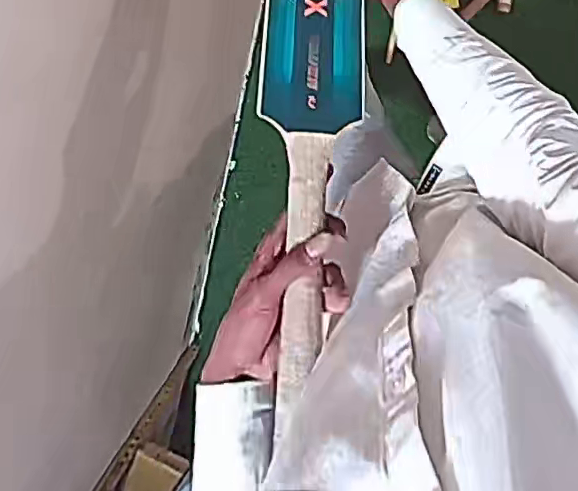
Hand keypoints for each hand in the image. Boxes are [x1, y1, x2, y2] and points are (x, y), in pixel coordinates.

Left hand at [201, 213, 348, 383]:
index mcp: (270, 255)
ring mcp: (300, 289)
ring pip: (327, 270)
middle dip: (329, 240)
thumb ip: (292, 266)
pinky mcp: (312, 310)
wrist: (244, 374)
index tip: (327, 204)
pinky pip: (331, 296)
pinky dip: (336, 299)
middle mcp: (287, 267)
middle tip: (338, 240)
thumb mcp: (263, 292)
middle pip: (315, 241)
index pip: (292, 221)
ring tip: (328, 293)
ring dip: (333, 278)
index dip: (309, 208)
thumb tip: (318, 242)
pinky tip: (330, 306)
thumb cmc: (239, 330)